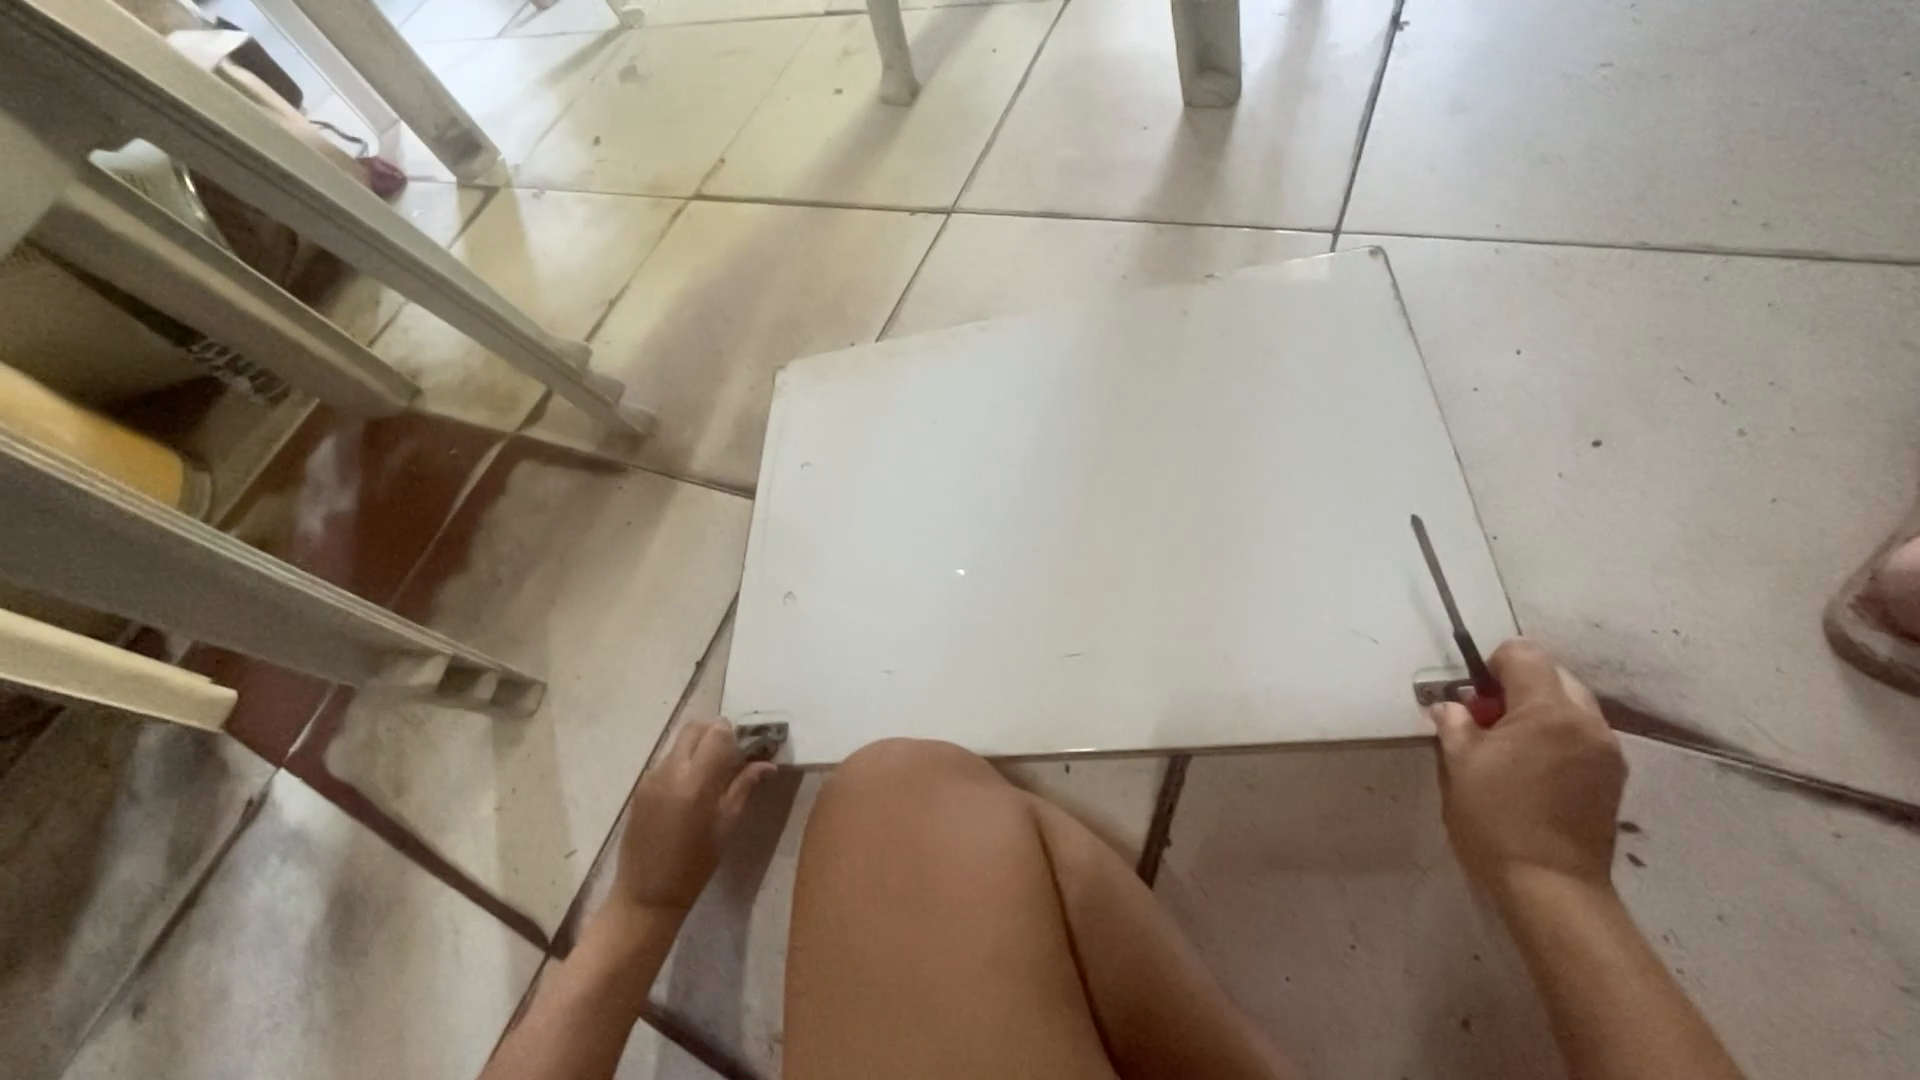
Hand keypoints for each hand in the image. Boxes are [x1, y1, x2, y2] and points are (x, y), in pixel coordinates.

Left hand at [612, 719, 775, 914]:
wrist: (647, 892)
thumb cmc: (695, 864)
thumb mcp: (727, 825)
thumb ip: (744, 787)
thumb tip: (767, 764)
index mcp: (696, 782)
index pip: (718, 733)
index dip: (735, 735)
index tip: (746, 749)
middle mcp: (671, 771)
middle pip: (695, 727)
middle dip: (716, 732)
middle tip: (731, 754)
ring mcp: (652, 777)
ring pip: (680, 742)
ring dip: (699, 746)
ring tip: (713, 771)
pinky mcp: (641, 785)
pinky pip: (667, 759)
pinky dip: (684, 761)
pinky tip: (692, 787)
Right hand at [1429, 640, 1626, 901]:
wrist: (1550, 885)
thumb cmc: (1496, 818)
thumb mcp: (1459, 764)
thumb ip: (1455, 723)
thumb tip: (1453, 707)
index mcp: (1549, 712)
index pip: (1524, 654)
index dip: (1492, 665)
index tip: (1472, 698)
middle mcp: (1588, 723)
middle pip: (1552, 675)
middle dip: (1517, 687)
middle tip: (1487, 723)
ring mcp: (1607, 751)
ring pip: (1570, 705)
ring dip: (1537, 712)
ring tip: (1508, 749)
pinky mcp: (1612, 776)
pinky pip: (1581, 734)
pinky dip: (1555, 736)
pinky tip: (1532, 770)